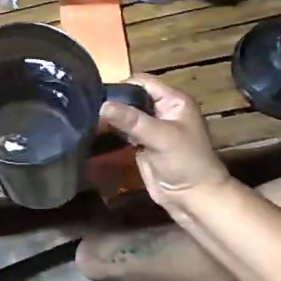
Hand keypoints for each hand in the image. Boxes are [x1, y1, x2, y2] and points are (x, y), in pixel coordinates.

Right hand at [99, 74, 232, 206]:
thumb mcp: (159, 137)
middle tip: (87, 106)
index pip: (142, 82)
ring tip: (87, 117)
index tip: (97, 94)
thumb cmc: (185, 162)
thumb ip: (131, 120)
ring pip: (126, 113)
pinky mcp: (142, 143)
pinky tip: (95, 130)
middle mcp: (162, 109)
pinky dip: (112, 130)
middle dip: (113, 101)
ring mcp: (152, 127)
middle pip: (132, 96)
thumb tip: (101, 105)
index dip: (121, 86)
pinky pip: (124, 130)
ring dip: (111, 116)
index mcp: (174, 101)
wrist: (193, 198)